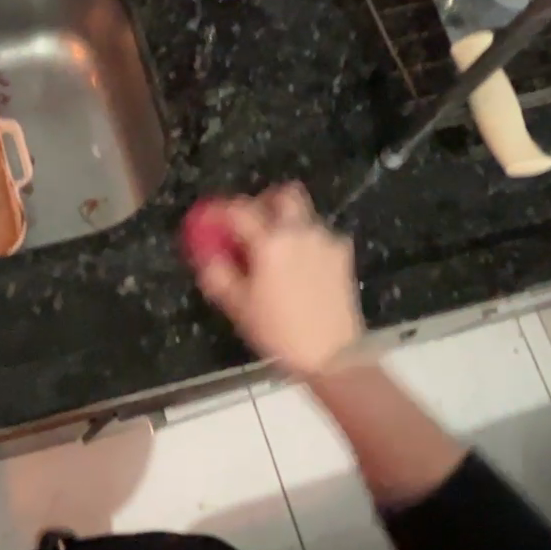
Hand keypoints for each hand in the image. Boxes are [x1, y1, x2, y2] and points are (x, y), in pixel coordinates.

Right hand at [186, 183, 365, 375]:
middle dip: (264, 202)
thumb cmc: (279, 331)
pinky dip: (304, 243)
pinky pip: (318, 237)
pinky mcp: (343, 255)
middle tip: (250, 224)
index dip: (220, 209)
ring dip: (285, 224)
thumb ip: (218, 274)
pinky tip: (298, 269)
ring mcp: (326, 241)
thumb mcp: (238, 306)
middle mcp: (301, 232)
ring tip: (274, 254)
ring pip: (303, 216)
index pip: (240, 210)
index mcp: (271, 243)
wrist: (332, 354)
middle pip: (285, 195)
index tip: (209, 217)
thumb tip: (207, 255)